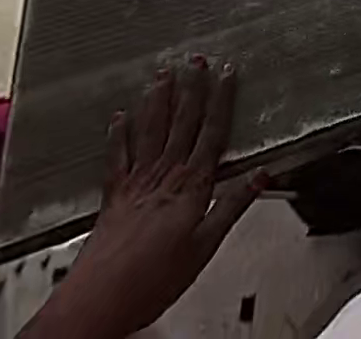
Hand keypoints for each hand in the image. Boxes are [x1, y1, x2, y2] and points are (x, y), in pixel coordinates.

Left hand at [28, 57, 263, 338]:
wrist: (99, 300)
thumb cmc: (154, 279)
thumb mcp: (206, 247)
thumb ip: (233, 206)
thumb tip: (262, 175)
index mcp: (191, 185)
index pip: (211, 131)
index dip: (221, 99)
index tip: (227, 72)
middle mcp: (164, 174)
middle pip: (182, 122)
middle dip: (191, 87)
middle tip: (196, 59)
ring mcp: (137, 181)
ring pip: (151, 130)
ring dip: (159, 99)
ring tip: (163, 73)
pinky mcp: (114, 194)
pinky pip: (117, 156)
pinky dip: (118, 134)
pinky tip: (119, 116)